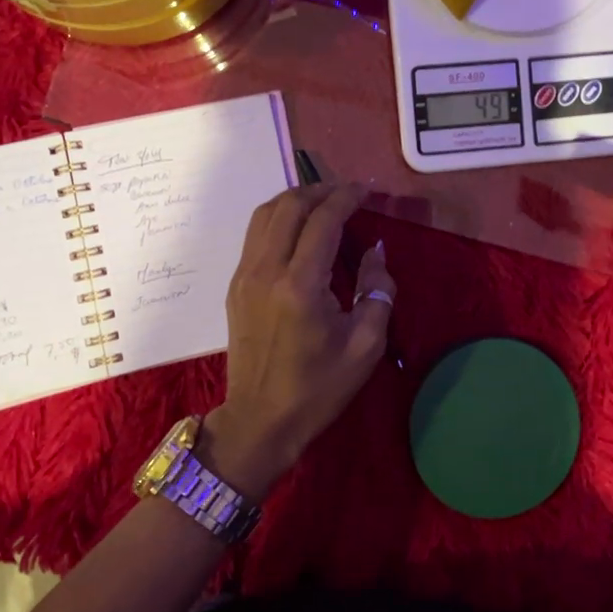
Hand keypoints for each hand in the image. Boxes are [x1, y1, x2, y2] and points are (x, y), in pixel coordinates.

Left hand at [202, 184, 393, 500]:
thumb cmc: (318, 388)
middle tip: (347, 192)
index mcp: (301, 285)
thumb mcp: (365, 345)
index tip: (365, 191)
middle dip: (320, 190)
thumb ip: (377, 290)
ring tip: (323, 202)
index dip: (346, 197)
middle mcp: (267, 271)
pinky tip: (298, 228)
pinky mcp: (235, 285)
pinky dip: (278, 218)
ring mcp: (245, 276)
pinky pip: (255, 234)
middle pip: (289, 206)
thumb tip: (374, 250)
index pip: (323, 220)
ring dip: (295, 200)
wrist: (260, 421)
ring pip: (265, 214)